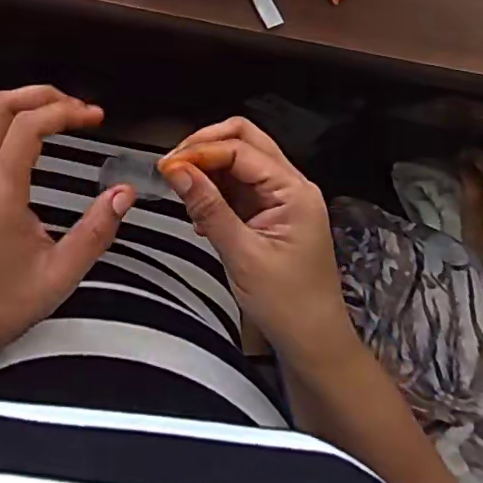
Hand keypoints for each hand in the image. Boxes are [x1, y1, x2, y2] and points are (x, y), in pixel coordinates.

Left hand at [0, 86, 135, 367]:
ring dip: (18, 98)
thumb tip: (123, 194)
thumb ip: (95, 231)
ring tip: (54, 108)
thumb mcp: (62, 273)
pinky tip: (23, 123)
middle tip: (78, 107)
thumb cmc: (9, 299)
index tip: (95, 117)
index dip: (64, 111)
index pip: (27, 126)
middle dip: (42, 94)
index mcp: (1, 193)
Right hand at [158, 117, 360, 369]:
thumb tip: (178, 171)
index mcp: (294, 192)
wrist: (313, 342)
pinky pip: (235, 182)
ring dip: (206, 166)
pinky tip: (197, 207)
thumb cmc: (291, 305)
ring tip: (181, 186)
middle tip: (173, 163)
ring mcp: (279, 197)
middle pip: (243, 139)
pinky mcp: (267, 210)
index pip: (240, 149)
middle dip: (204, 145)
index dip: (201, 152)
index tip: (169, 165)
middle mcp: (290, 186)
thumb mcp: (243, 255)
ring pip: (237, 158)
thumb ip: (208, 207)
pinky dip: (211, 186)